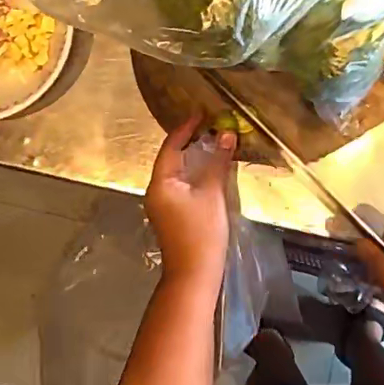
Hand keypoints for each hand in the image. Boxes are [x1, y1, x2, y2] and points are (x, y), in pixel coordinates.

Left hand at [145, 117, 236, 283]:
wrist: (195, 272)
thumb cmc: (201, 231)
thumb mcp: (212, 193)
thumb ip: (218, 162)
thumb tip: (227, 133)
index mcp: (161, 183)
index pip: (171, 147)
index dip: (186, 128)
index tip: (201, 112)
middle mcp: (156, 191)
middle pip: (172, 158)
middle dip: (190, 140)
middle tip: (210, 125)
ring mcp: (163, 205)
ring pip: (178, 172)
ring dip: (194, 157)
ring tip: (213, 142)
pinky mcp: (173, 214)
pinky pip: (182, 184)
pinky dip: (195, 172)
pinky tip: (210, 170)